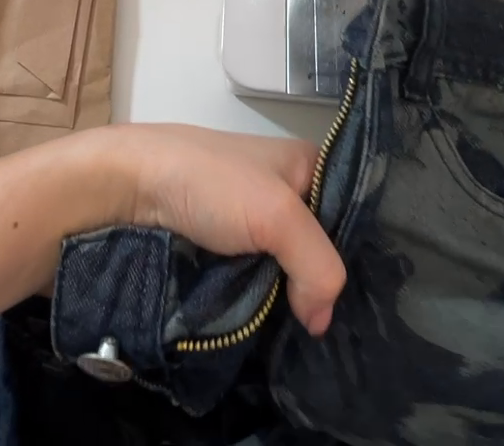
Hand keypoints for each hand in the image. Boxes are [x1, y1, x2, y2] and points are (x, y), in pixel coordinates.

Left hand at [102, 124, 346, 335]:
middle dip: (324, 284)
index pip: (354, 213)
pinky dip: (261, 300)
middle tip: (342, 331)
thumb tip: (318, 321)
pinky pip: (255, 279)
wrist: (126, 184)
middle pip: (320, 246)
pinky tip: (277, 330)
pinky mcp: (221, 245)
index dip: (363, 256)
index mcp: (304, 163)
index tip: (377, 304)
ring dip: (290, 298)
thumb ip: (317, 266)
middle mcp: (282, 188)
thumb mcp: (278, 215)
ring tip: (313, 342)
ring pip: (286, 268)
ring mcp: (249, 219)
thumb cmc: (207, 182)